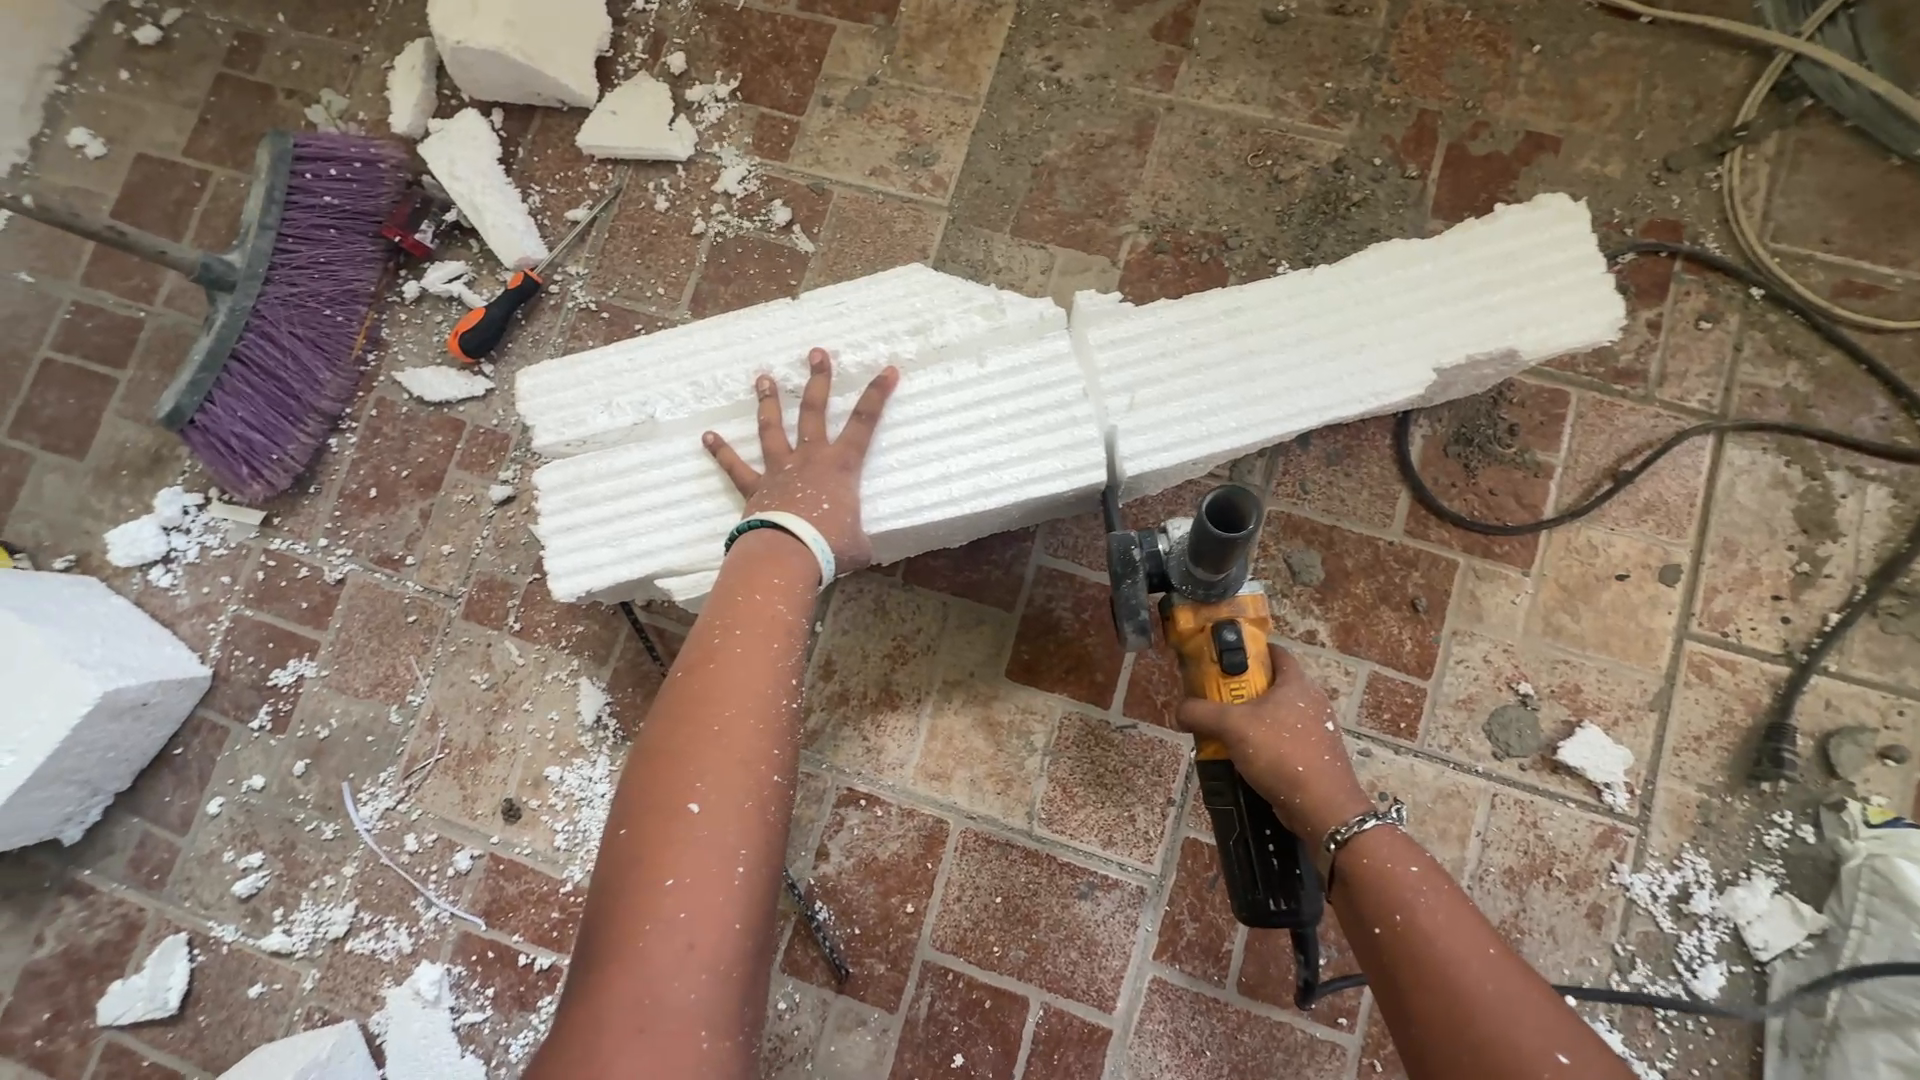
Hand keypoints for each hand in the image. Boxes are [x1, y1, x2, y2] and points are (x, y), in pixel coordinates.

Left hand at [703, 348, 899, 573]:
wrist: (788, 555)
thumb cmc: (830, 547)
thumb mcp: (859, 545)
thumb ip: (860, 539)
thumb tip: (861, 550)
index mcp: (842, 466)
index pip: (865, 422)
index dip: (878, 395)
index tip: (887, 370)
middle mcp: (810, 459)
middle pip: (814, 411)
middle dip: (818, 380)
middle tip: (816, 354)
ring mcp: (779, 471)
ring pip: (772, 428)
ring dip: (768, 403)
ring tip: (763, 378)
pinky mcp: (754, 489)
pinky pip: (735, 467)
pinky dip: (722, 452)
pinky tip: (708, 436)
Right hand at [1175, 642, 1374, 845]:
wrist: (1322, 808)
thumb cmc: (1281, 753)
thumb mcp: (1232, 727)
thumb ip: (1201, 713)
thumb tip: (1180, 711)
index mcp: (1296, 683)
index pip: (1276, 653)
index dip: (1251, 652)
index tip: (1225, 659)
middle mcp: (1310, 702)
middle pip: (1272, 685)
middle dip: (1243, 690)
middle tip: (1215, 697)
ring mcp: (1315, 730)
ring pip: (1276, 715)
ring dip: (1251, 720)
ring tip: (1224, 730)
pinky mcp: (1314, 756)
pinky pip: (1282, 741)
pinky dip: (1262, 744)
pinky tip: (1242, 757)